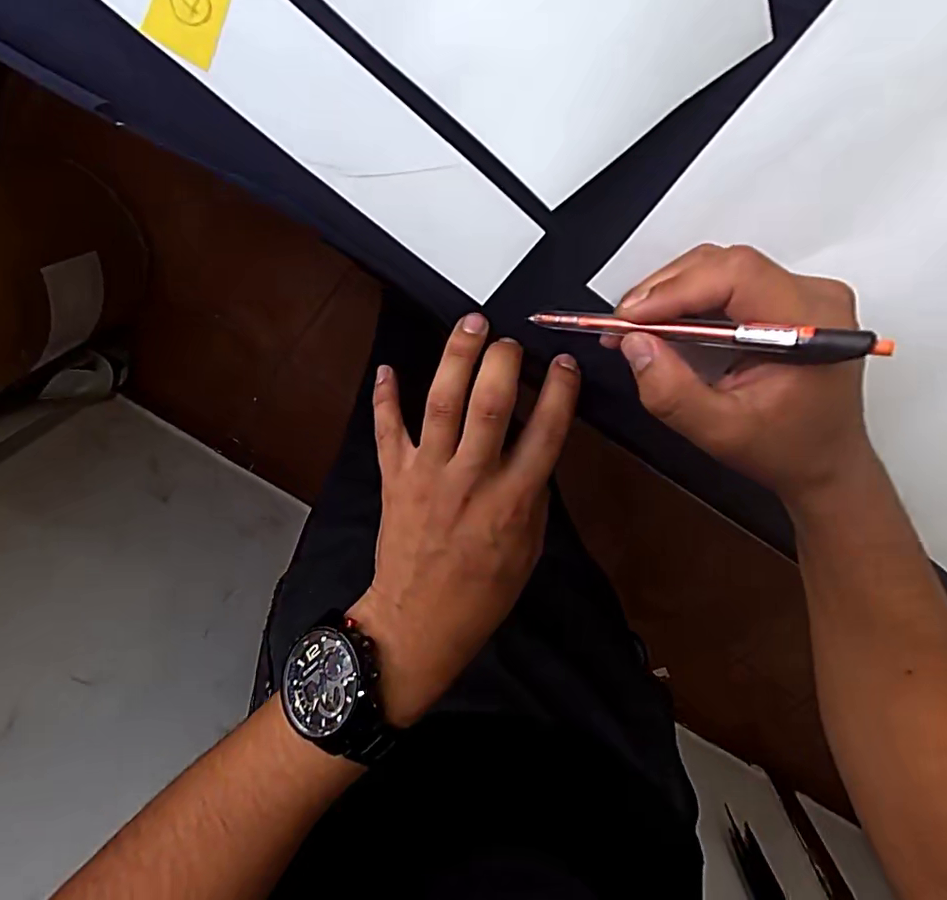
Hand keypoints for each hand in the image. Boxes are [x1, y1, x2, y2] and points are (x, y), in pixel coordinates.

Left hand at [346, 314, 579, 726]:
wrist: (418, 622)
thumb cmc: (480, 592)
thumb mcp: (528, 548)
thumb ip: (532, 493)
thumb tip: (535, 447)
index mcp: (511, 501)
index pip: (543, 432)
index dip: (557, 391)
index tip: (561, 363)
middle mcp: (469, 479)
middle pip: (488, 405)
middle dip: (501, 361)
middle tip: (508, 338)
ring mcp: (427, 474)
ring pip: (441, 404)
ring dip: (455, 359)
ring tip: (469, 325)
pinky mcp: (393, 476)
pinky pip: (387, 429)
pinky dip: (385, 397)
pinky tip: (386, 369)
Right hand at [607, 244, 877, 508]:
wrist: (824, 462)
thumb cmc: (787, 449)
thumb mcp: (720, 432)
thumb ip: (672, 391)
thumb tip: (634, 344)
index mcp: (809, 325)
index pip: (736, 276)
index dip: (675, 290)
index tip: (630, 318)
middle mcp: (812, 297)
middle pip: (721, 264)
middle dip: (661, 290)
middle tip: (621, 324)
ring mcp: (798, 294)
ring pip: (716, 266)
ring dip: (667, 292)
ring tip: (635, 325)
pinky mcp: (779, 298)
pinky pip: (722, 280)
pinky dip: (682, 298)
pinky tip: (659, 322)